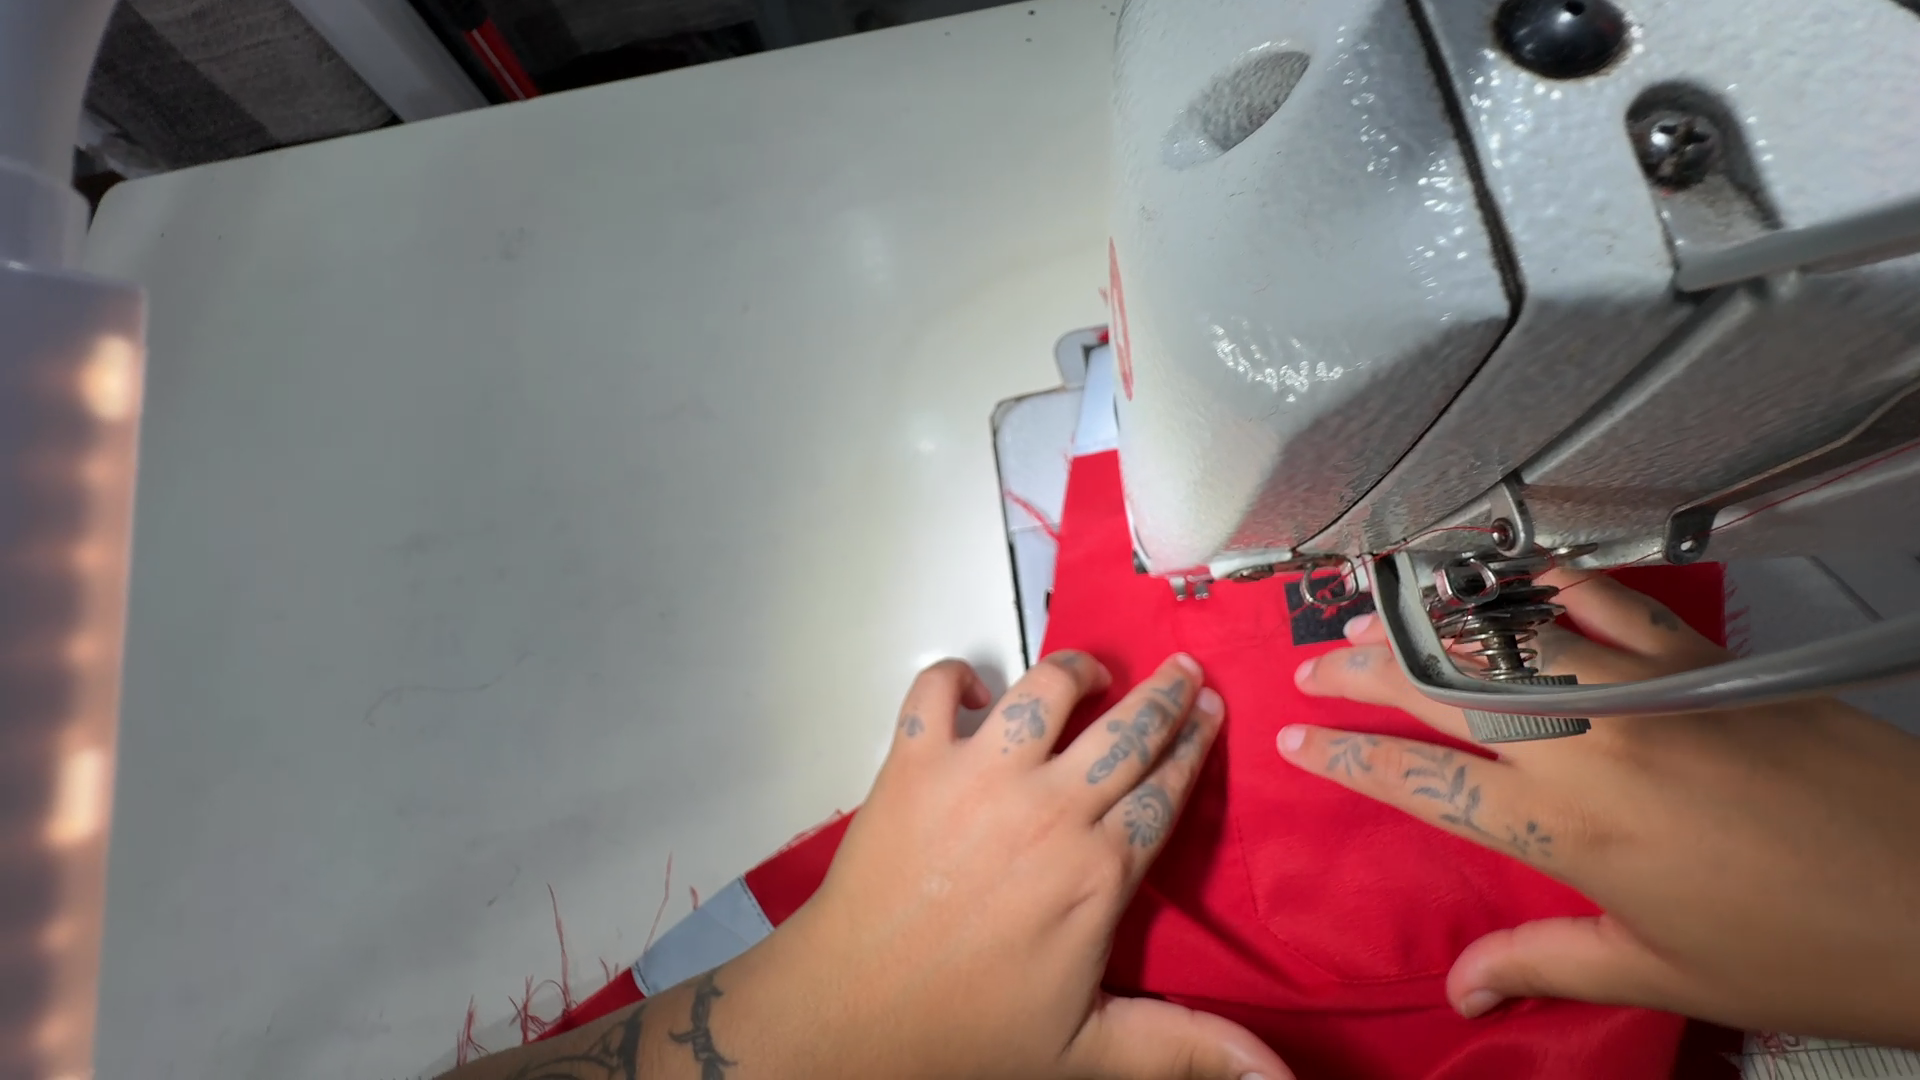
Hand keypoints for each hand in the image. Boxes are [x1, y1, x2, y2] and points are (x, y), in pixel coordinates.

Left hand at [754, 650, 1289, 1079]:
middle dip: (1165, 695)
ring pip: (1045, 691)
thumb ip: (1186, 1046)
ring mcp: (977, 774)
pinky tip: (973, 685)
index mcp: (1096, 869)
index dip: (1194, 748)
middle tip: (1183, 669)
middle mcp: (1047, 807)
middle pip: (1126, 732)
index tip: (1212, 713)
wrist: (856, 1009)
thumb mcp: (1089, 1048)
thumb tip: (1281, 1077)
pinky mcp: (915, 760)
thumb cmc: (970, 1028)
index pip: (1165, 791)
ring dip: (1076, 670)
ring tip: (1092, 670)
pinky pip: (936, 690)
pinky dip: (952, 674)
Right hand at [1280, 569, 1919, 1047]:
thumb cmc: (1812, 953)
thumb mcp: (1666, 973)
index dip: (1340, 758)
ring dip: (1419, 629)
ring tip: (1370, 626)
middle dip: (1356, 676)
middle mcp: (1581, 747)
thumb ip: (1541, 964)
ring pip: (1492, 639)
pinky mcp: (1690, 659)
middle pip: (1431, 691)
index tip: (1292, 739)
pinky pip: (1595, 602)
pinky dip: (1537, 586)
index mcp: (1563, 828)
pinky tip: (1497, 582)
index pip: (1414, 780)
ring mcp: (1633, 691)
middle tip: (1313, 670)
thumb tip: (1460, 990)